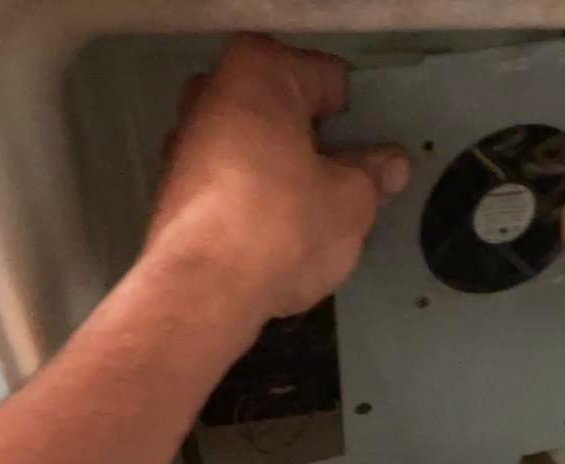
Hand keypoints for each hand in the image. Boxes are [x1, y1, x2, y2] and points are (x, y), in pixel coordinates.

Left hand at [143, 34, 408, 320]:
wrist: (207, 290)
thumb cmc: (281, 228)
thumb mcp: (352, 202)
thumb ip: (373, 176)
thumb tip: (388, 165)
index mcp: (259, 71)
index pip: (331, 81)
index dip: (362, 124)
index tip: (377, 158)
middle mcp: (211, 95)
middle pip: (287, 117)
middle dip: (320, 151)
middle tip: (351, 191)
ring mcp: (186, 146)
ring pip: (257, 155)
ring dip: (288, 181)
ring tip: (316, 224)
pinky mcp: (176, 197)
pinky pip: (234, 192)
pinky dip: (257, 210)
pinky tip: (279, 244)